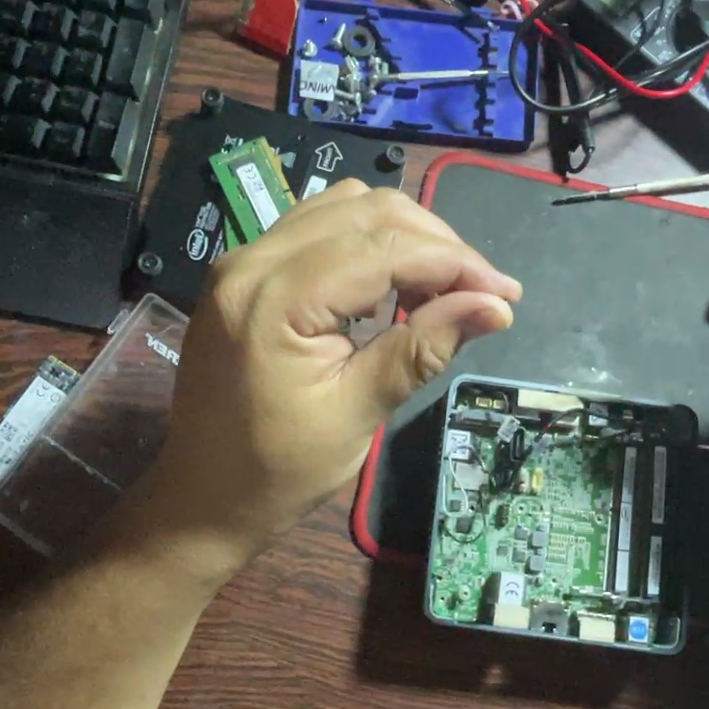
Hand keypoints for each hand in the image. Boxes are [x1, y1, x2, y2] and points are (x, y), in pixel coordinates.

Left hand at [134, 181, 520, 564]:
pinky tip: (391, 286)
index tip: (506, 295)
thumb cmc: (277, 471)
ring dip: (403, 238)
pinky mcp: (245, 275)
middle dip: (435, 244)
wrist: (203, 497)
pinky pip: (316, 230)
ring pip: (343, 210)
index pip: (384, 247)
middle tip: (479, 294)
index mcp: (275, 297)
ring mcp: (243, 262)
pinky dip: (366, 245)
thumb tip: (496, 306)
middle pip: (366, 212)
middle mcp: (252, 260)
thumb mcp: (357, 412)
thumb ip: (422, 348)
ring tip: (440, 289)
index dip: (455, 263)